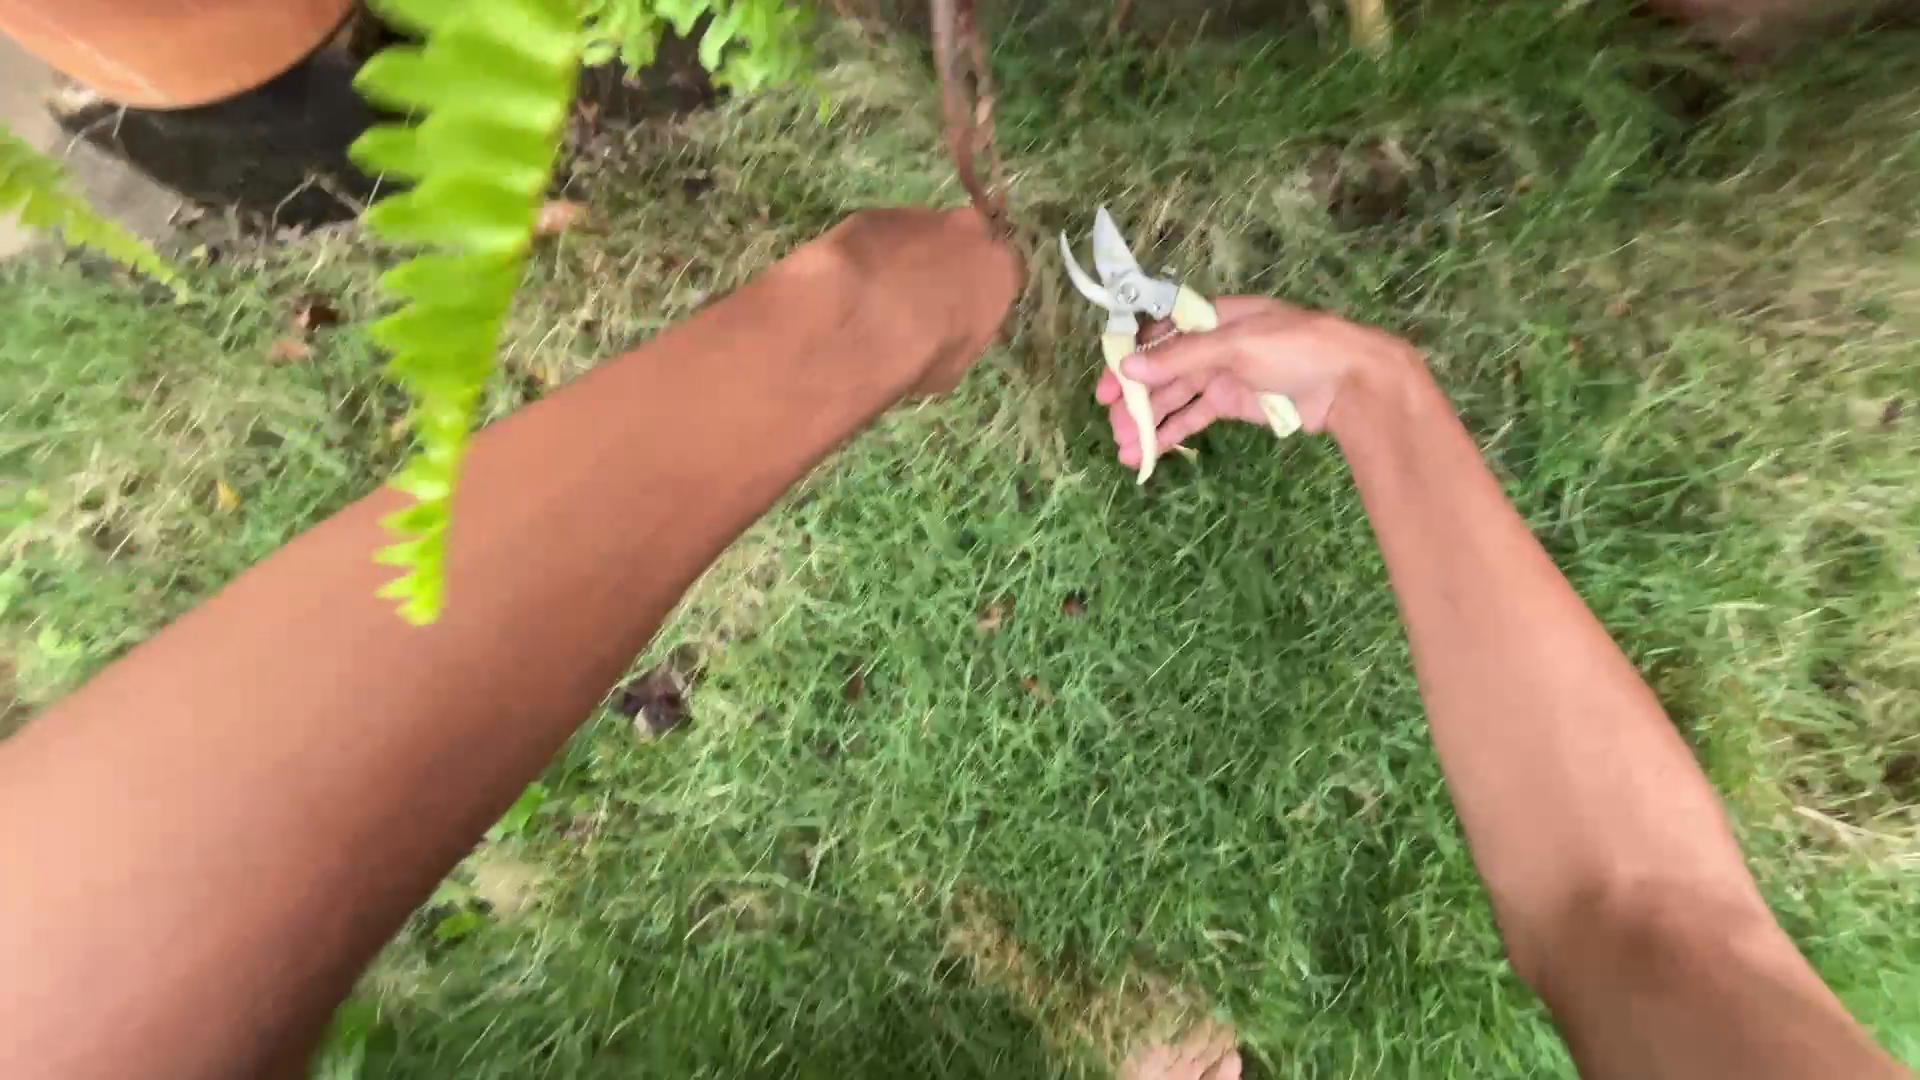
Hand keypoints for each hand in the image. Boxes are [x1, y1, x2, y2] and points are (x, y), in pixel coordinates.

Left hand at [821, 207, 1024, 396]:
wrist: (869, 319)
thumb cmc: (926, 352)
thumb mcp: (954, 366)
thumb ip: (960, 339)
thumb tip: (949, 340)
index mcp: (999, 271)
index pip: (1002, 276)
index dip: (980, 294)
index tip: (964, 312)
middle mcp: (968, 232)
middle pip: (964, 244)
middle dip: (947, 265)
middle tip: (923, 298)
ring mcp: (922, 216)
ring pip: (921, 235)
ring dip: (908, 258)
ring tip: (882, 293)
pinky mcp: (878, 213)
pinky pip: (881, 235)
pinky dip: (873, 254)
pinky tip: (857, 281)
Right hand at [1095, 297, 1417, 466]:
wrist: (1350, 382)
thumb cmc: (1297, 347)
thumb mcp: (1236, 345)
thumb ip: (1181, 357)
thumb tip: (1129, 368)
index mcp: (1210, 319)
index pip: (1157, 338)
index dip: (1128, 362)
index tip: (1105, 390)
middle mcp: (1210, 346)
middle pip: (1160, 373)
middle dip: (1135, 401)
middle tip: (1116, 428)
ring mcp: (1220, 376)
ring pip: (1173, 400)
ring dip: (1149, 423)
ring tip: (1127, 451)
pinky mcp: (1230, 404)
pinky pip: (1192, 418)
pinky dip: (1171, 434)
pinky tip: (1150, 454)